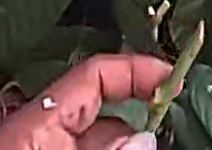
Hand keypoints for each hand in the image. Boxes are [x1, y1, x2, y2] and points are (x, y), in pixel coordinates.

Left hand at [0, 54, 175, 149]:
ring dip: (125, 148)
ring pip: (100, 149)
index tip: (173, 80)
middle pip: (103, 121)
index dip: (135, 70)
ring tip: (153, 146)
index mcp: (37, 126)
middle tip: (174, 136)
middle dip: (137, 130)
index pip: (93, 76)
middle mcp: (41, 142)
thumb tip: (145, 139)